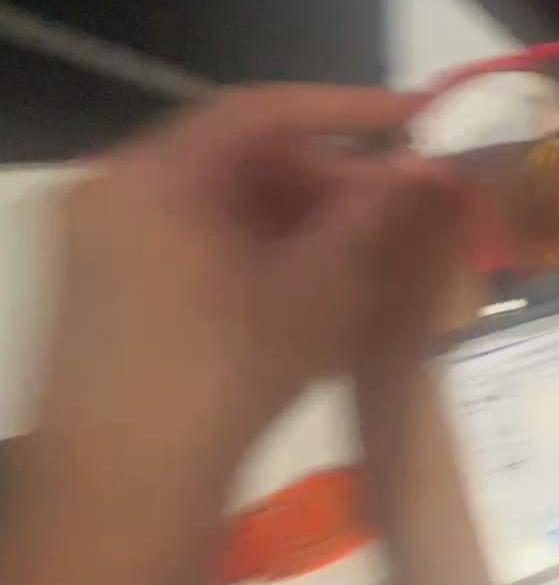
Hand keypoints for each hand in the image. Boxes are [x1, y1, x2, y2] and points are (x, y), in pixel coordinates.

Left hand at [34, 85, 458, 493]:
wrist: (132, 475)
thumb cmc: (233, 364)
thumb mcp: (323, 280)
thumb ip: (376, 209)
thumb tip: (429, 161)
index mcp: (153, 178)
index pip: (264, 111)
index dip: (354, 109)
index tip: (424, 116)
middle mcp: (114, 189)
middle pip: (245, 153)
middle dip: (335, 173)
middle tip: (405, 200)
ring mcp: (104, 234)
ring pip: (230, 193)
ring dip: (308, 208)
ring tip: (370, 239)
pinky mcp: (112, 274)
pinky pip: (205, 227)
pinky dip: (270, 235)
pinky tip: (317, 268)